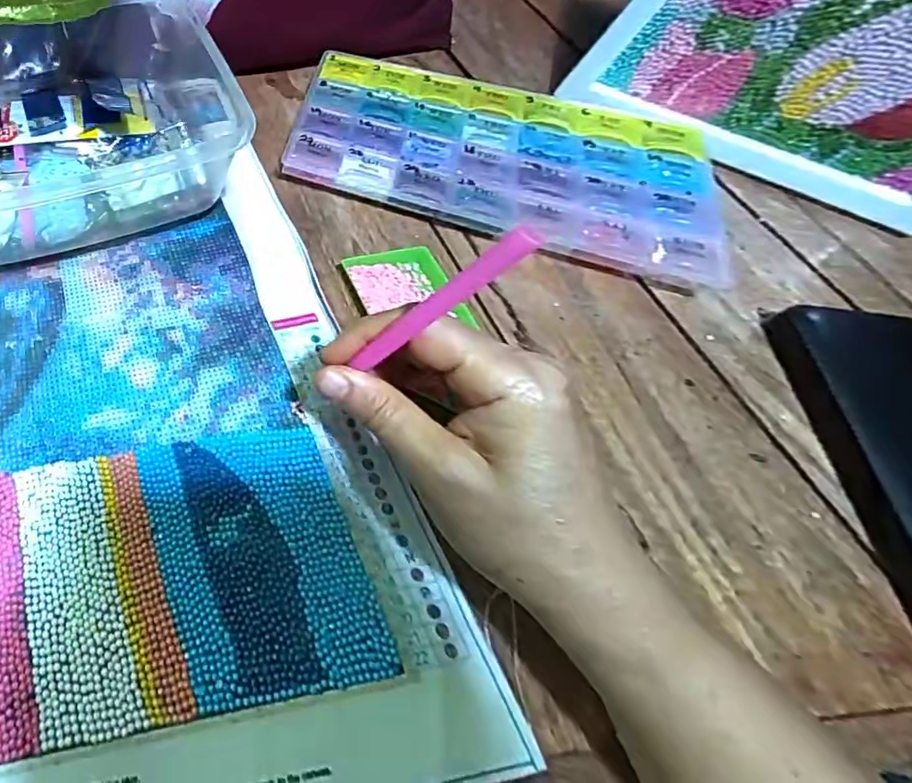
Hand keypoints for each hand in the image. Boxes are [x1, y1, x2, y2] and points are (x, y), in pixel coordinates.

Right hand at [314, 314, 641, 607]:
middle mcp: (524, 362)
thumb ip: (382, 413)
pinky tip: (390, 405)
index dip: (368, 337)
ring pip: (438, 354)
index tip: (325, 365)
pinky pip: (454, 376)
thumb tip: (326, 374)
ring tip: (354, 396)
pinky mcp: (517, 398)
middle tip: (333, 383)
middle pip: (431, 334)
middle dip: (376, 353)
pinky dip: (416, 387)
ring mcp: (523, 379)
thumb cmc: (514, 534)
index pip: (424, 325)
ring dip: (392, 370)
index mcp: (514, 375)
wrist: (586, 587)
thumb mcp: (438, 472)